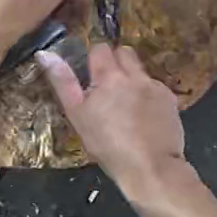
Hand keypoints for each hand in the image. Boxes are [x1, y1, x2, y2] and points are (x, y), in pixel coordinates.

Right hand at [37, 43, 199, 206]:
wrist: (151, 168)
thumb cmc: (107, 143)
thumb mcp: (76, 113)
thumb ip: (62, 80)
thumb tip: (45, 53)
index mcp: (109, 76)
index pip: (100, 48)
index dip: (93, 58)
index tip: (90, 74)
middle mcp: (135, 75)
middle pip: (124, 52)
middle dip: (115, 62)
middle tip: (106, 85)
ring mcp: (156, 87)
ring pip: (140, 70)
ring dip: (131, 78)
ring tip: (125, 102)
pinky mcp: (171, 100)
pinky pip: (155, 87)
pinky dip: (147, 94)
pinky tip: (143, 115)